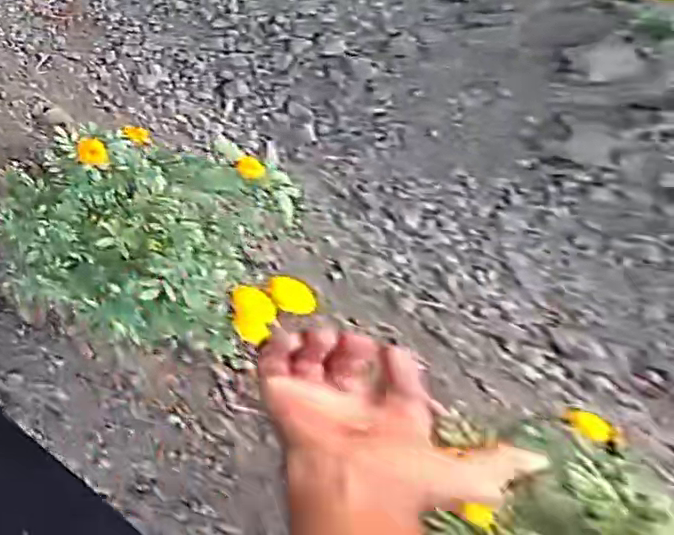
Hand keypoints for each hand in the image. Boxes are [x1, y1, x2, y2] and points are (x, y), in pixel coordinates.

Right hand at [261, 328, 546, 523]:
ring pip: (311, 358)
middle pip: (349, 368)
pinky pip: (272, 360)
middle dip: (353, 349)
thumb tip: (539, 460)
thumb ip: (496, 463)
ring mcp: (313, 396)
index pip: (396, 389)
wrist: (347, 475)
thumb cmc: (401, 478)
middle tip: (356, 338)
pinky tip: (291, 336)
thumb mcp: (464, 474)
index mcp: (389, 423)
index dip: (400, 369)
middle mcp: (350, 408)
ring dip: (318, 342)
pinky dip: (277, 344)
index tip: (397, 350)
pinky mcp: (279, 388)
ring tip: (326, 335)